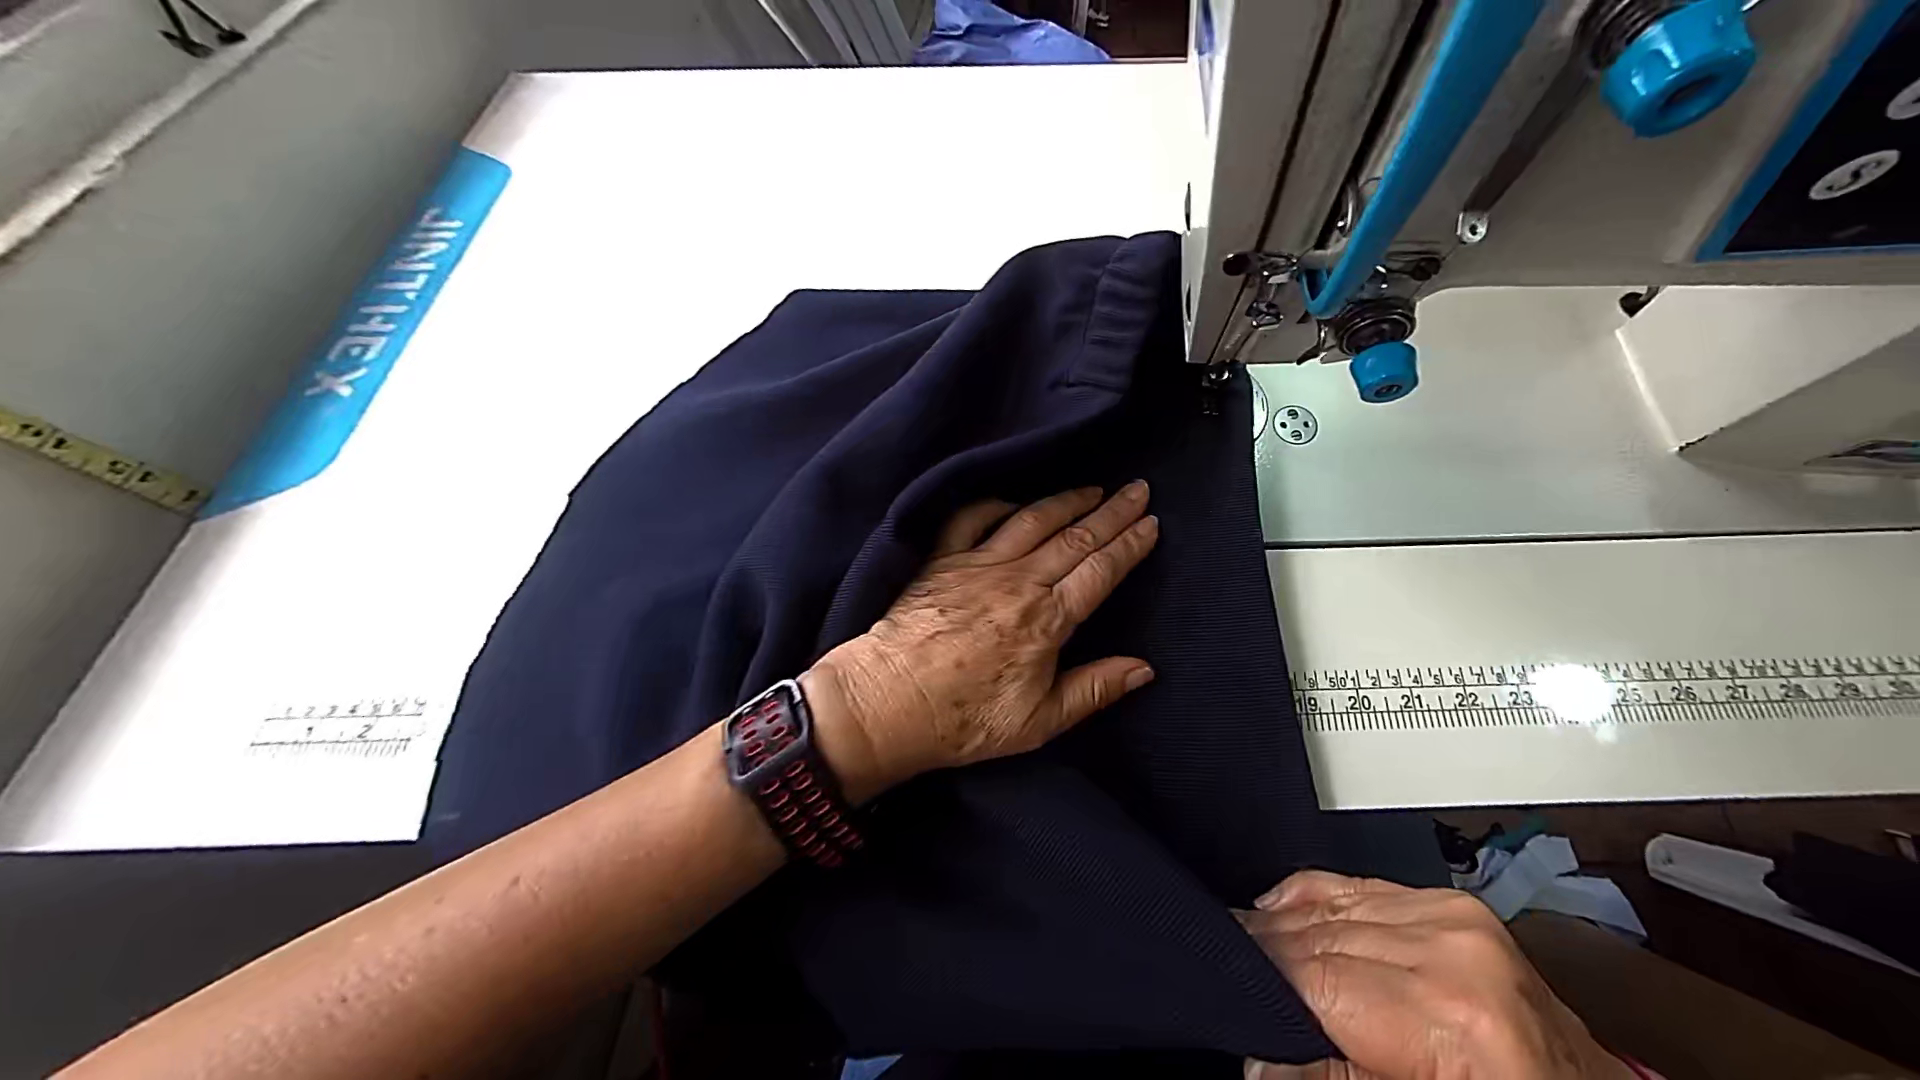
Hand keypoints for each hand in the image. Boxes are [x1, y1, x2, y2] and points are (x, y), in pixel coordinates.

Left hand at [802, 484, 1159, 802]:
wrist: (887, 704)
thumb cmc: (963, 720)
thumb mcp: (1039, 722)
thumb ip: (1094, 689)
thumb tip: (1144, 668)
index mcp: (1046, 620)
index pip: (1100, 571)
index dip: (1129, 544)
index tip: (1150, 523)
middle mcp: (1017, 582)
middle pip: (1075, 537)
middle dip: (1111, 511)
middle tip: (1137, 489)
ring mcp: (976, 566)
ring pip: (1032, 521)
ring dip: (1066, 501)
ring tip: (1092, 488)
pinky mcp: (940, 563)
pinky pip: (970, 520)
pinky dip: (994, 505)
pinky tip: (1012, 501)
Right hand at [1238, 871, 1633, 1079]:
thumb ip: (1333, 1076)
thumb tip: (1259, 1060)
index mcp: (1451, 1019)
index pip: (1314, 980)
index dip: (1263, 992)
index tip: (1232, 1008)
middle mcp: (1451, 952)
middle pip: (1317, 940)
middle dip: (1264, 958)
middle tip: (1229, 975)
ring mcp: (1451, 917)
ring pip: (1326, 908)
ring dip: (1278, 928)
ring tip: (1244, 944)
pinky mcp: (1449, 903)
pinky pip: (1352, 885)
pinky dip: (1307, 897)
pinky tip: (1275, 908)